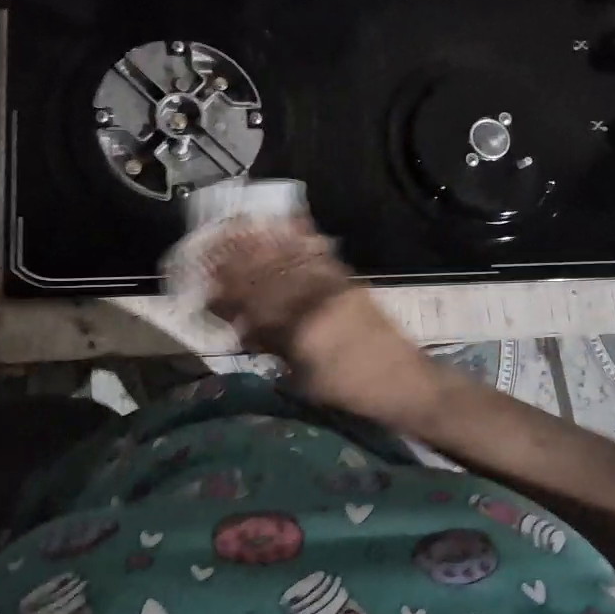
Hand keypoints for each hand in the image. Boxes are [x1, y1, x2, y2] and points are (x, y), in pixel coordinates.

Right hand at [202, 219, 444, 426]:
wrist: (407, 384)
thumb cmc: (352, 392)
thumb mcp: (305, 380)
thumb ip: (274, 349)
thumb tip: (242, 327)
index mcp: (302, 330)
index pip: (255, 303)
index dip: (229, 288)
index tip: (207, 275)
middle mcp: (317, 302)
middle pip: (269, 274)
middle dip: (239, 257)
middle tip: (216, 239)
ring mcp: (335, 288)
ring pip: (292, 259)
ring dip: (265, 240)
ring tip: (243, 222)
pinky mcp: (350, 283)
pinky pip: (320, 256)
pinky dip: (302, 238)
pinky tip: (290, 221)